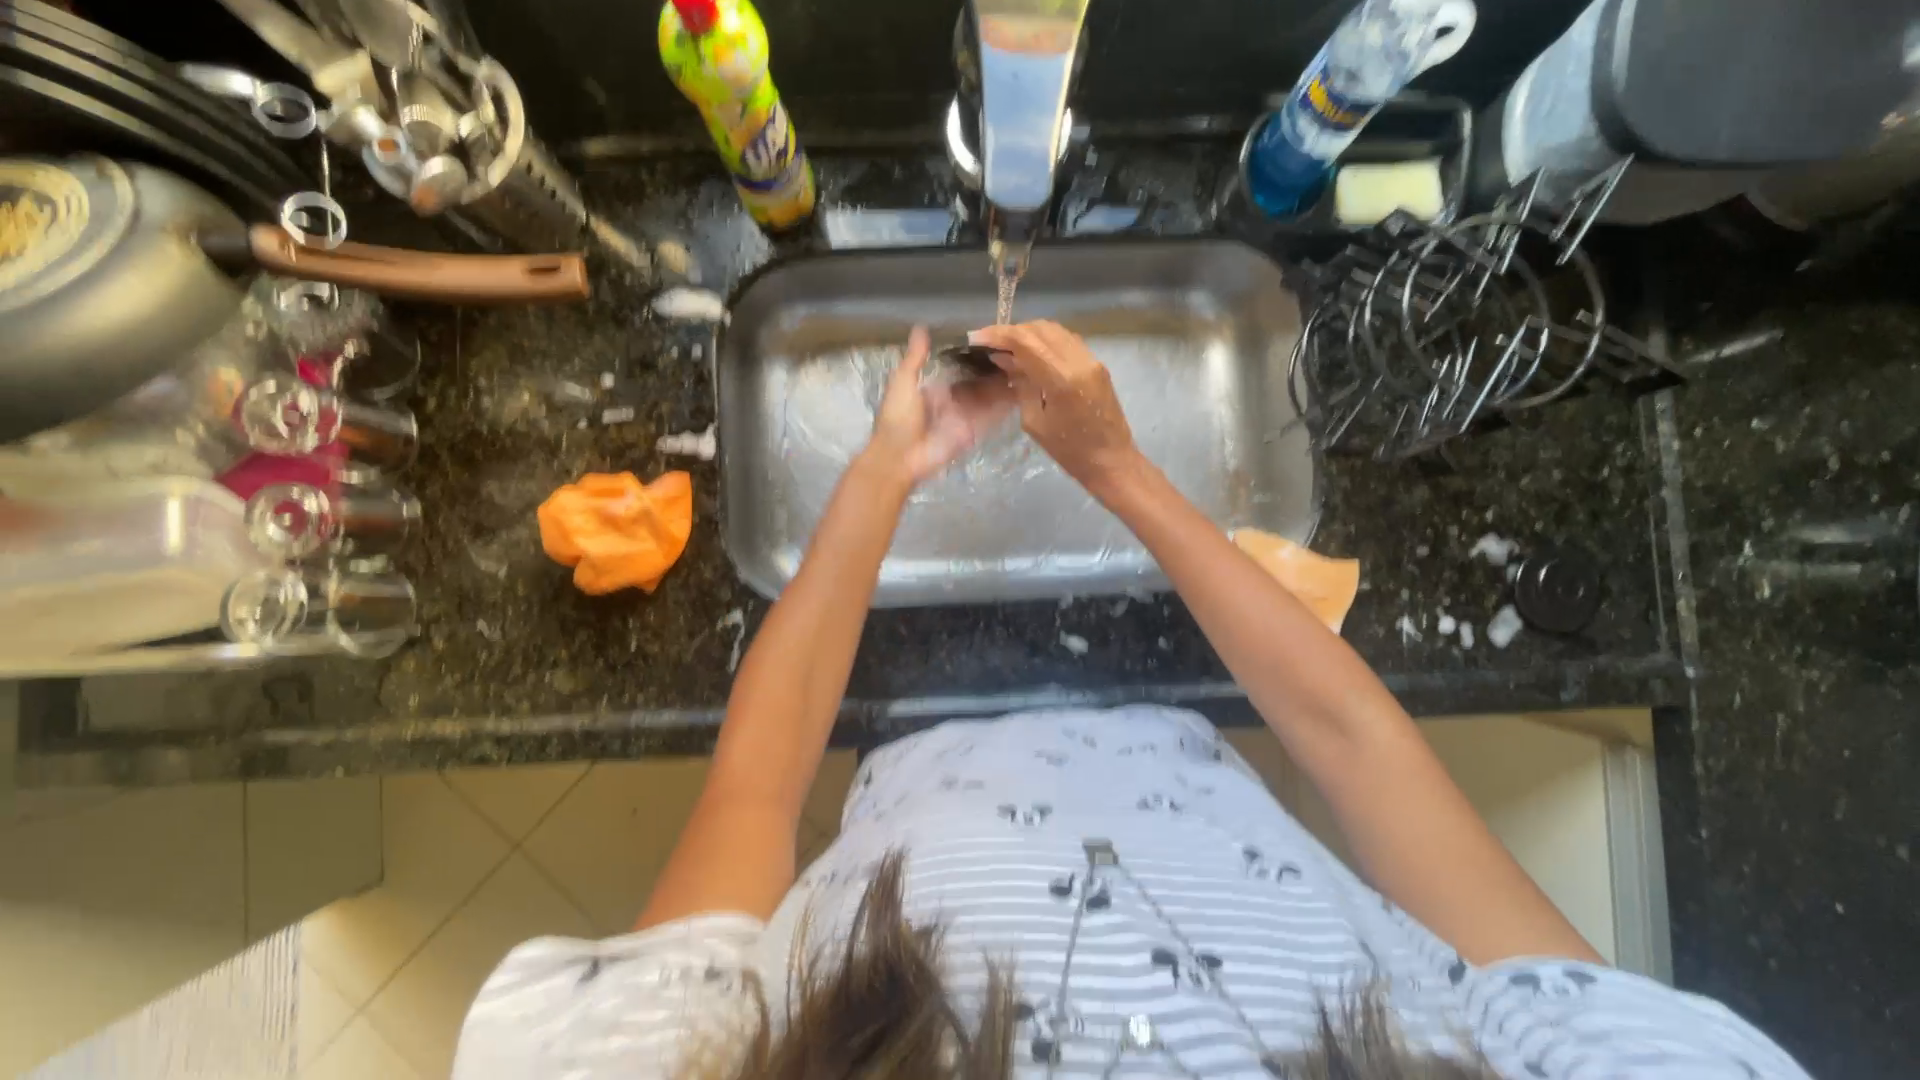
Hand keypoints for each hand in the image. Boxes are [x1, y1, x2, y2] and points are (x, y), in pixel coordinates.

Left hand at [865, 326, 1015, 485]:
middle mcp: (952, 401)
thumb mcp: (903, 382)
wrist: (899, 458)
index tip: (994, 342)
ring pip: (988, 398)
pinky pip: (991, 417)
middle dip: (994, 371)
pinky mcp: (972, 432)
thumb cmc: (898, 418)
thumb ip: (915, 357)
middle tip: (1017, 353)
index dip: (975, 358)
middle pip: (977, 383)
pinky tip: (1022, 391)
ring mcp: (963, 417)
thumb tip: (921, 327)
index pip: (959, 369)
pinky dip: (1005, 406)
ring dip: (1003, 386)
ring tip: (1025, 367)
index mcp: (934, 388)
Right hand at [968, 320, 1139, 491]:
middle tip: (991, 344)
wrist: (1111, 460)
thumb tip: (1005, 359)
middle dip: (1012, 332)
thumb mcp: (1034, 422)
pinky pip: (1067, 340)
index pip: (1025, 340)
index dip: (998, 335)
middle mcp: (1079, 361)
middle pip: (1040, 329)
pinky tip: (1032, 354)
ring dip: (1030, 333)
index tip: (977, 338)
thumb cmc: (1069, 451)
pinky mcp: (1097, 364)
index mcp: (1061, 379)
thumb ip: (1021, 384)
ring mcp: (1091, 359)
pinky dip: (1046, 340)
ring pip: (1055, 330)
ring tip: (1009, 348)